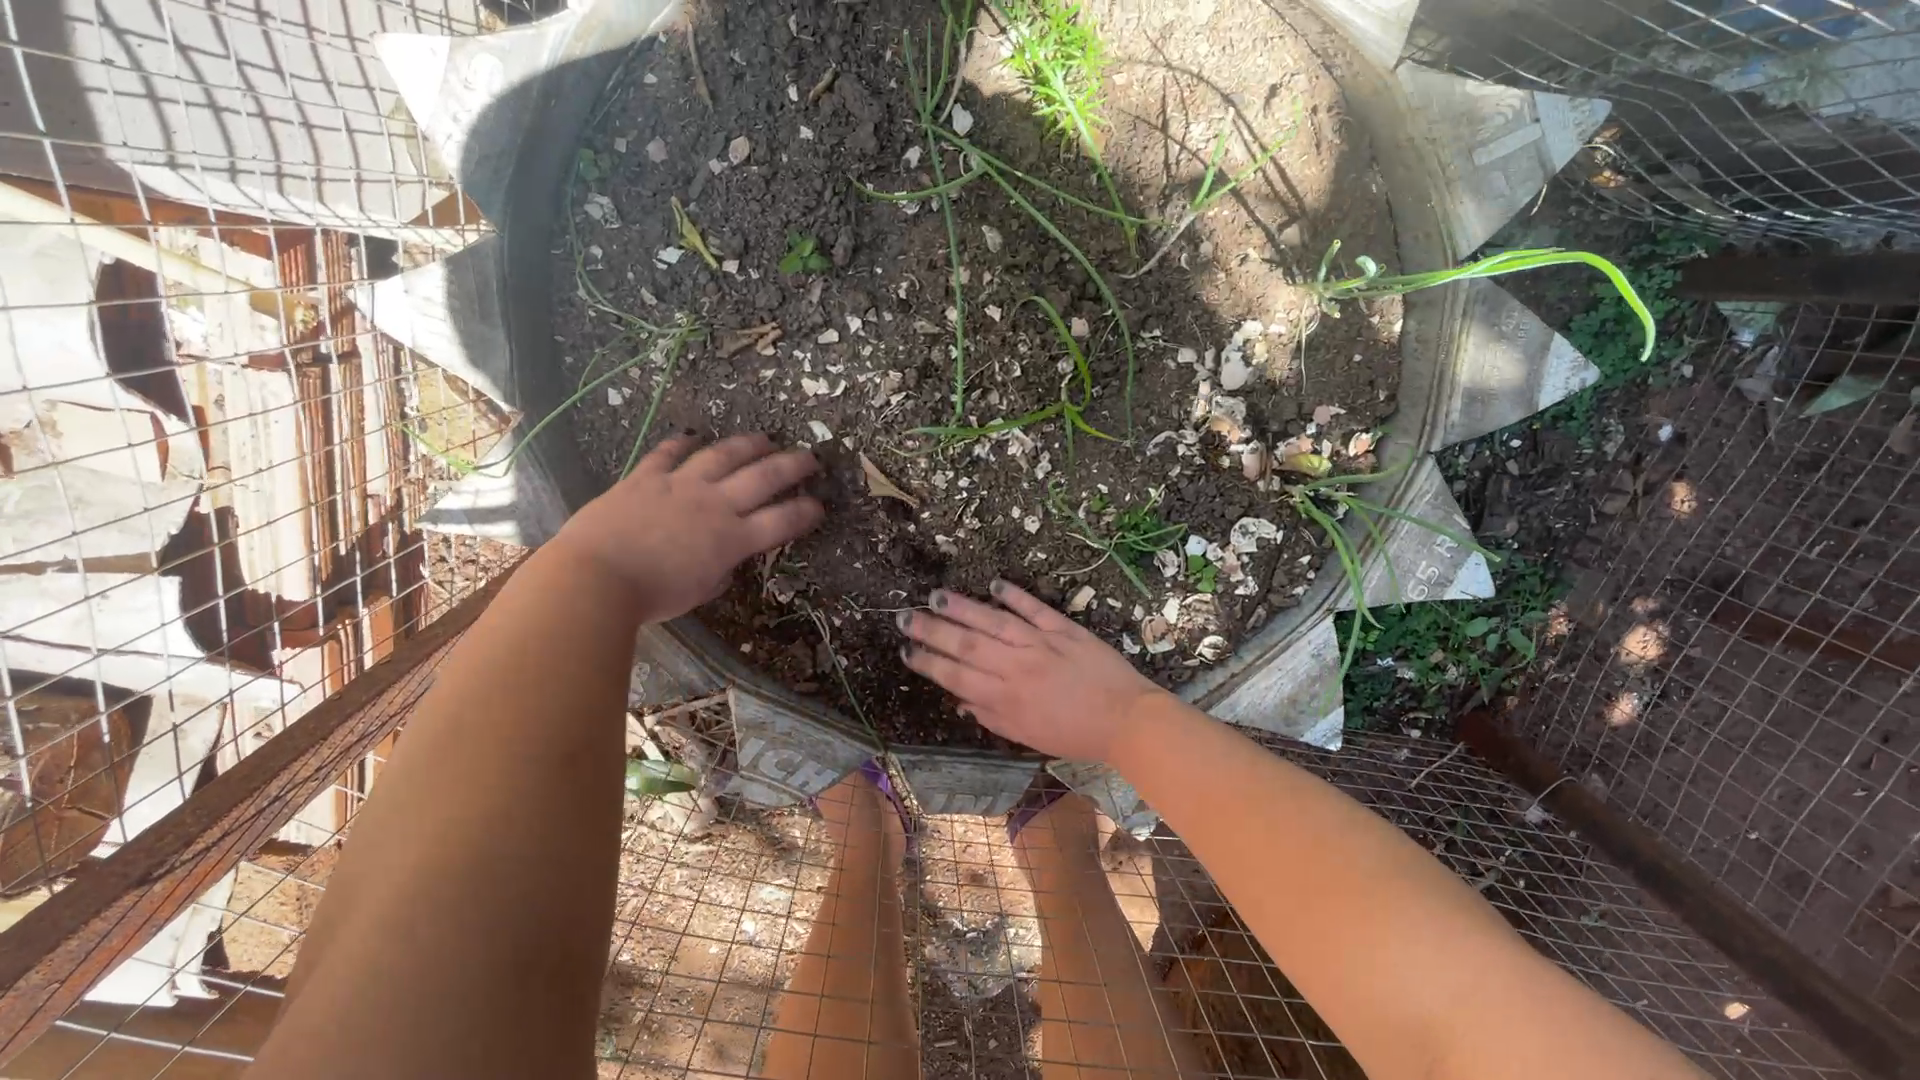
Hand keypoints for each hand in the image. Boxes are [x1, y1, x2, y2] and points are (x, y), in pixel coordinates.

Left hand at [552, 433, 823, 621]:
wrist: (596, 576)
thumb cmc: (652, 597)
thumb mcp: (699, 592)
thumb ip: (719, 573)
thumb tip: (724, 563)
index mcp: (731, 539)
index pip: (780, 521)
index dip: (805, 512)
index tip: (820, 505)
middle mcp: (714, 505)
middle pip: (763, 478)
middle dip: (792, 466)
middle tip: (811, 457)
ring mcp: (680, 485)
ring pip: (722, 456)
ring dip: (747, 445)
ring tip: (764, 438)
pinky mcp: (646, 477)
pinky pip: (668, 453)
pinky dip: (683, 443)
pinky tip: (693, 436)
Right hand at [897, 580, 1166, 762]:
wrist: (1126, 720)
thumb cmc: (1074, 734)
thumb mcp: (1026, 736)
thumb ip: (991, 716)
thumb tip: (958, 699)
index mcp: (1005, 698)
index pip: (956, 675)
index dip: (927, 662)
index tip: (905, 650)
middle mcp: (1017, 666)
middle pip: (966, 644)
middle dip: (932, 630)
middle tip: (904, 617)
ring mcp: (1041, 643)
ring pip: (993, 621)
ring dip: (963, 608)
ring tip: (936, 596)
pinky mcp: (1064, 629)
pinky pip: (1034, 608)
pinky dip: (1014, 595)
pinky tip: (994, 584)